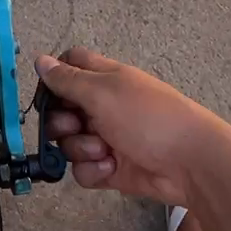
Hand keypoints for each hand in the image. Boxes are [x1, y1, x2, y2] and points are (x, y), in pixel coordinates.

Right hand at [34, 47, 230, 204]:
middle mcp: (103, 106)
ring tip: (103, 151)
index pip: (70, 66)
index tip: (47, 92)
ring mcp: (107, 138)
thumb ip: (67, 79)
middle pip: (61, 110)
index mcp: (104, 79)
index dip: (55, 77)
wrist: (191, 163)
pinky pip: (84, 170)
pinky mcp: (111, 169)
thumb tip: (40, 59)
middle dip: (61, 122)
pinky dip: (93, 170)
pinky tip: (111, 169)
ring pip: (69, 143)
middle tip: (75, 126)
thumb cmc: (148, 117)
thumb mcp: (103, 92)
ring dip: (80, 148)